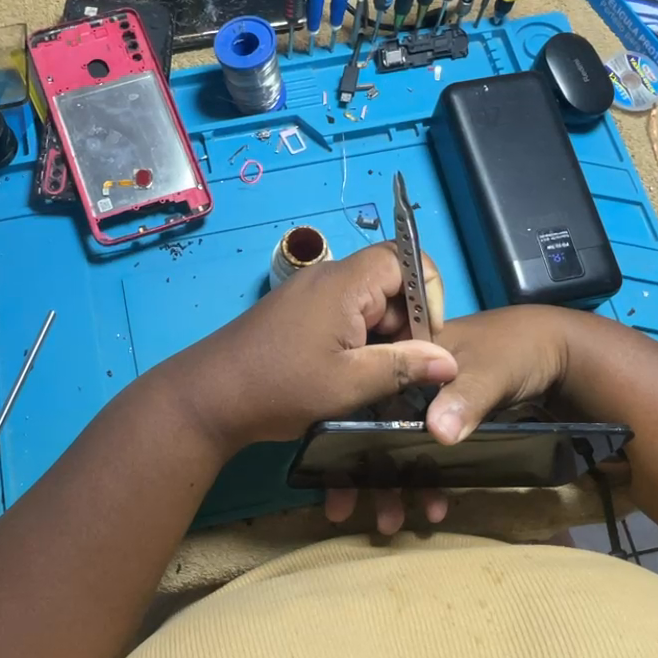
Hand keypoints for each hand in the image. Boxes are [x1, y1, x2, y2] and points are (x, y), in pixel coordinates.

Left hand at [168, 242, 456, 450]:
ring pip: (365, 306)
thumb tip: (450, 361)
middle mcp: (326, 280)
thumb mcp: (350, 384)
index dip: (427, 293)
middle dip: (405, 325)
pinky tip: (350, 378)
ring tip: (375, 381)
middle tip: (402, 371)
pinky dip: (355, 344)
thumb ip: (403, 367)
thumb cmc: (280, 387)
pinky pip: (341, 318)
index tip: (429, 338)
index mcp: (343, 283)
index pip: (404, 258)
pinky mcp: (294, 317)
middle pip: (387, 284)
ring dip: (380, 340)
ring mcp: (307, 298)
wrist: (207, 398)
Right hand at [318, 305, 582, 534]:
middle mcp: (404, 383)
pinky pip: (422, 454)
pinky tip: (432, 506)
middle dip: (364, 473)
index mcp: (404, 359)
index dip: (343, 439)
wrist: (562, 353)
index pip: (361, 399)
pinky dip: (422, 480)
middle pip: (372, 429)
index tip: (334, 479)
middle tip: (353, 512)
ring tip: (392, 521)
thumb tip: (437, 434)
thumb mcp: (491, 369)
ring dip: (393, 484)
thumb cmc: (518, 349)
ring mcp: (425, 405)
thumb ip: (465, 398)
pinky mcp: (446, 424)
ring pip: (396, 447)